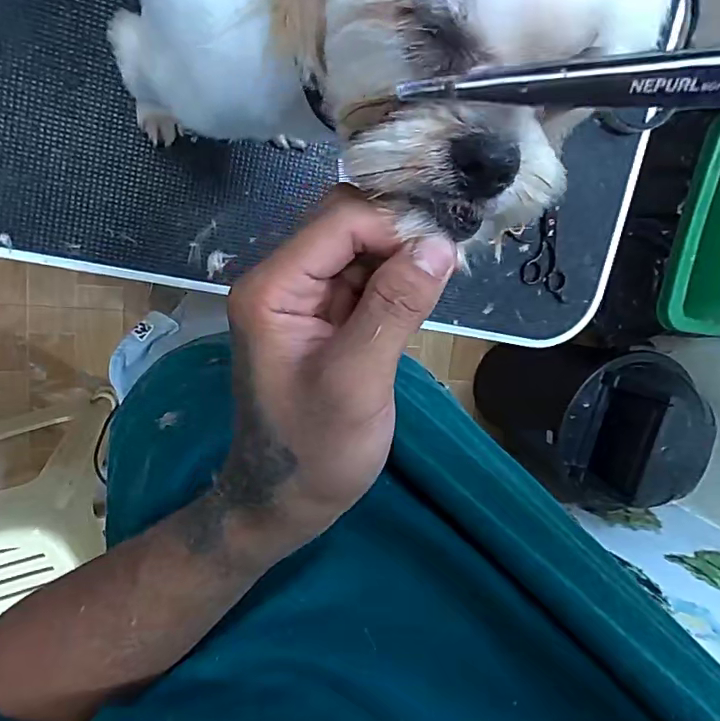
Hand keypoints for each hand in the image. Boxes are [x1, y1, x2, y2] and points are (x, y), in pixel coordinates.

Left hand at [213, 187, 458, 555]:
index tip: (444, 252)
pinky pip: (362, 277)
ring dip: (401, 255)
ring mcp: (301, 298)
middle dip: (398, 234)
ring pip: (357, 248)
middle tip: (448, 259)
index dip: (394, 225)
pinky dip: (394, 279)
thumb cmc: (315, 450)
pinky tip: (422, 293)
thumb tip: (440, 243)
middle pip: (345, 224)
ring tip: (441, 277)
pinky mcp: (323, 317)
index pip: (338, 221)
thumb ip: (394, 308)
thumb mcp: (357, 381)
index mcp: (271, 288)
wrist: (287, 499)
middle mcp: (280, 280)